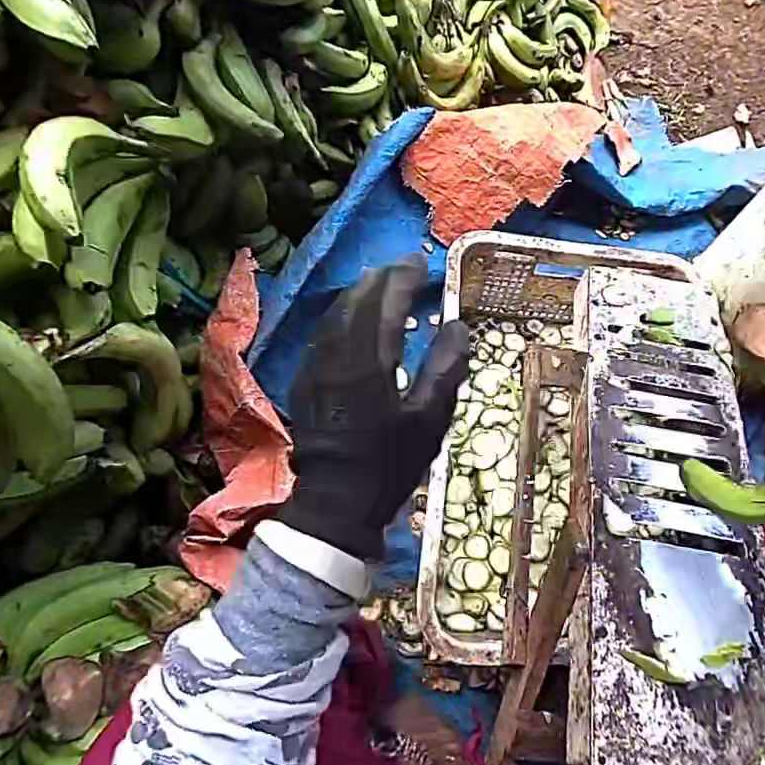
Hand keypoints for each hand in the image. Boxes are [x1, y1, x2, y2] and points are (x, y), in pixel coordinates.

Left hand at [275, 256, 470, 561]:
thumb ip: (445, 368)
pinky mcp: (306, 381)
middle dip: (380, 277)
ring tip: (380, 282)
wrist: (337, 502)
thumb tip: (458, 326)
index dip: (403, 278)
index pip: (385, 303)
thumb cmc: (389, 463)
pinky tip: (354, 319)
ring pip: (334, 314)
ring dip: (359, 292)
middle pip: (356, 300)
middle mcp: (338, 356)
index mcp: (370, 362)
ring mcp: (316, 367)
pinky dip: (343, 315)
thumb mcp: (429, 420)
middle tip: (404, 267)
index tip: (421, 263)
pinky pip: (324, 334)